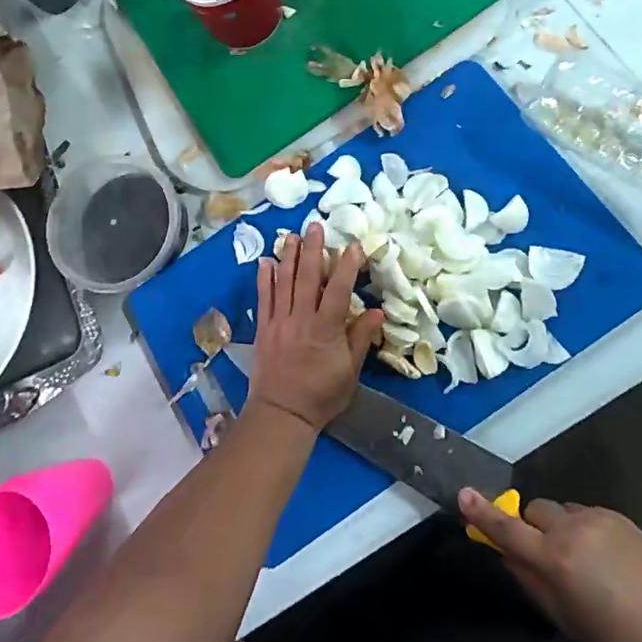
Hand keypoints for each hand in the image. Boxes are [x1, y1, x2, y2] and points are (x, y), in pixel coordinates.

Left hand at [248, 223, 383, 430]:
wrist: (281, 414)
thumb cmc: (321, 395)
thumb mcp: (350, 371)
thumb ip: (360, 338)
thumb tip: (378, 311)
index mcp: (325, 330)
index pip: (338, 291)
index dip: (347, 267)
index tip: (354, 245)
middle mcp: (300, 320)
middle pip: (307, 278)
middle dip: (313, 250)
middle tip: (316, 226)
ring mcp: (279, 322)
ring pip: (284, 283)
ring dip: (289, 257)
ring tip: (293, 235)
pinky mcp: (263, 329)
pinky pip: (263, 299)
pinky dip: (265, 279)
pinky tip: (266, 261)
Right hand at [459, 490, 641, 641]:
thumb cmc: (614, 633)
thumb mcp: (563, 617)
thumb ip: (528, 581)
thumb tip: (505, 554)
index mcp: (555, 559)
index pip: (507, 530)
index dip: (482, 513)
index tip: (462, 494)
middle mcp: (570, 529)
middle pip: (533, 510)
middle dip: (530, 525)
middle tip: (542, 553)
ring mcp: (595, 516)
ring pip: (559, 510)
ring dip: (557, 526)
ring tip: (581, 558)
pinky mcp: (615, 512)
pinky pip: (583, 513)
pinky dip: (581, 528)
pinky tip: (602, 556)